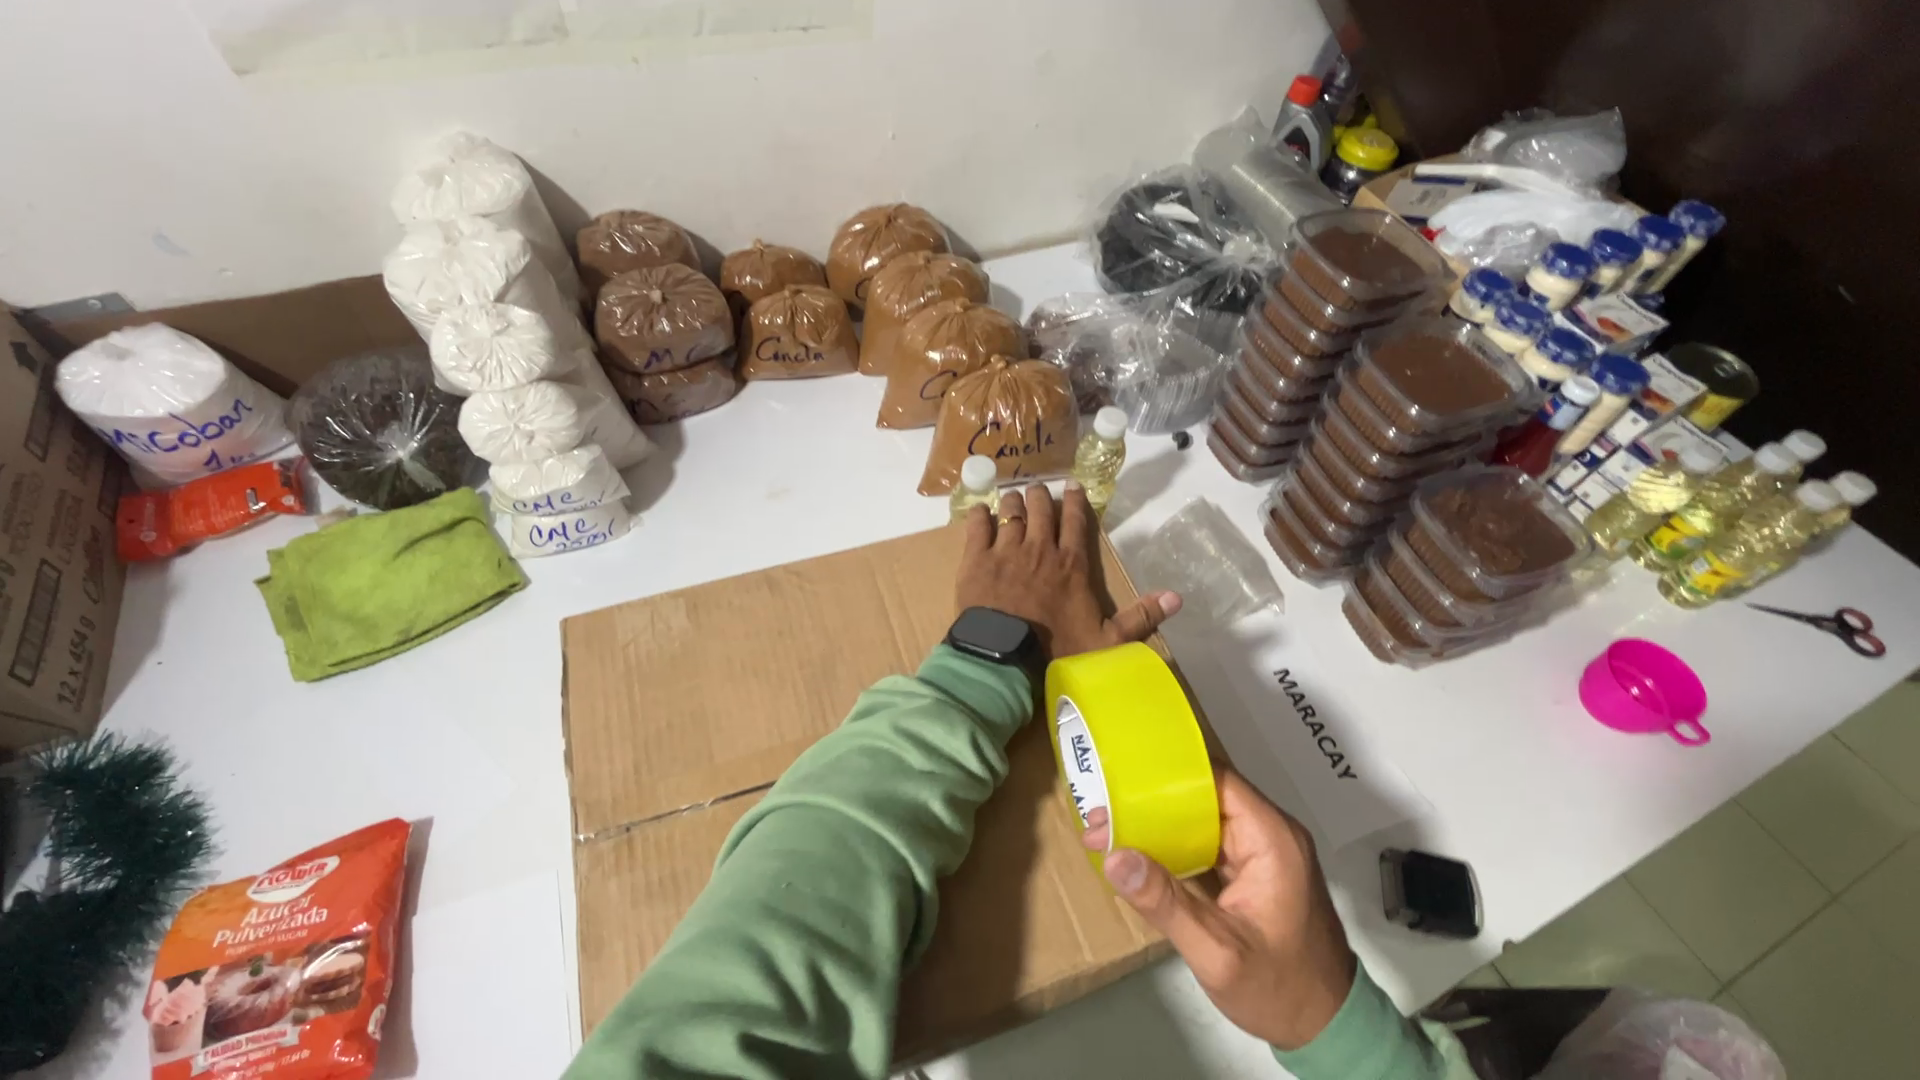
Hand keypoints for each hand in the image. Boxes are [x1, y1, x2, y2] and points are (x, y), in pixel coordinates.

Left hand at [956, 483, 1179, 658]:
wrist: (1005, 657)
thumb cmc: (1057, 650)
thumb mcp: (1108, 640)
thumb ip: (1141, 617)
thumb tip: (1177, 598)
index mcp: (1072, 563)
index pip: (1076, 521)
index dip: (1075, 500)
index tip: (1072, 486)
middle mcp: (1040, 548)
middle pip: (1041, 509)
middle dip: (1040, 496)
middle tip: (1037, 491)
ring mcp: (1006, 551)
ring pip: (1011, 512)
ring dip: (1012, 502)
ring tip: (1012, 498)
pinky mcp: (977, 559)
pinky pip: (978, 525)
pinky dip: (980, 514)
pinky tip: (980, 509)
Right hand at [1081, 768, 1355, 1051]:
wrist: (1327, 1029)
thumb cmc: (1279, 990)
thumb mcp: (1217, 952)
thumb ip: (1166, 903)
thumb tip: (1115, 858)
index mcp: (1271, 838)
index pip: (1215, 779)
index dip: (1167, 775)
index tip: (1118, 782)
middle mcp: (1268, 833)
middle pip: (1204, 795)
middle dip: (1150, 803)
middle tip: (1099, 815)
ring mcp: (1260, 851)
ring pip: (1201, 818)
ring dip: (1156, 824)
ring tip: (1106, 832)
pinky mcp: (1250, 870)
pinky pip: (1206, 841)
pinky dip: (1171, 845)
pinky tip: (1137, 854)